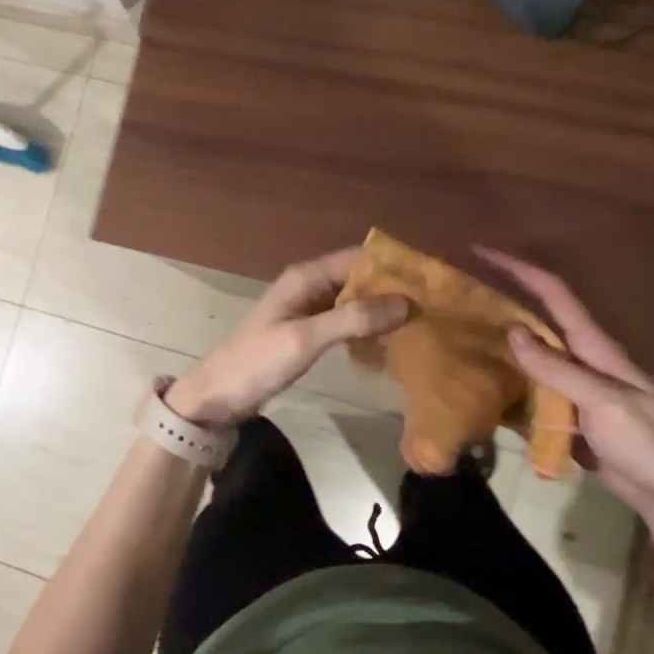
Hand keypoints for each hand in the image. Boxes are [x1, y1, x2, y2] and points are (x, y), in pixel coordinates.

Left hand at [165, 248, 410, 428]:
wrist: (217, 396)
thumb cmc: (255, 363)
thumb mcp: (304, 340)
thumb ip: (352, 319)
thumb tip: (405, 302)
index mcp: (304, 277)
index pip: (358, 257)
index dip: (393, 264)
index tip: (433, 277)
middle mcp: (307, 286)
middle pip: (358, 277)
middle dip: (392, 287)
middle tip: (436, 303)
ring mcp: (307, 309)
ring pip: (353, 299)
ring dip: (381, 308)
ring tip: (423, 320)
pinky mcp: (307, 332)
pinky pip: (344, 320)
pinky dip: (366, 326)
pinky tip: (390, 340)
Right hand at [474, 246, 653, 514]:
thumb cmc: (647, 443)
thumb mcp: (604, 402)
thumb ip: (558, 369)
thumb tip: (512, 331)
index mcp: (596, 348)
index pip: (554, 295)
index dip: (520, 270)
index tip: (482, 252)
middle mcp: (582, 360)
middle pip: (537, 319)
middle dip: (503, 298)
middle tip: (459, 290)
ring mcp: (574, 389)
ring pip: (530, 355)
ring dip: (499, 340)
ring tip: (458, 332)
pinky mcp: (567, 416)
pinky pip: (529, 391)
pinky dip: (506, 383)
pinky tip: (479, 385)